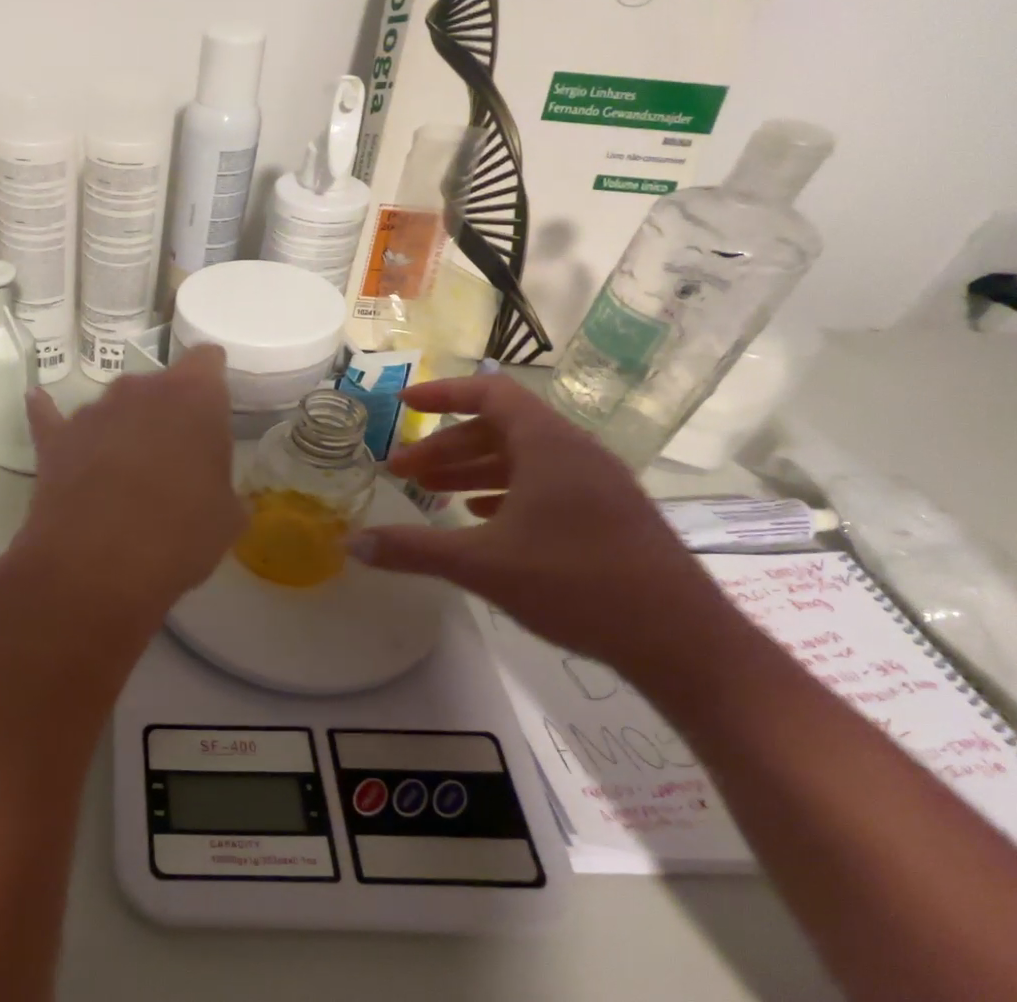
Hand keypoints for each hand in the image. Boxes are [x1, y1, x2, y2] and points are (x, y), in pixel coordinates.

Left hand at [0, 345, 245, 655]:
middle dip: (165, 414)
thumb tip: (211, 493)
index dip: (210, 383)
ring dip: (121, 429)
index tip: (211, 412)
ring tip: (123, 474)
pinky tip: (40, 405)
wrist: (95, 565)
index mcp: (194, 397)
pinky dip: (50, 414)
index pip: (207, 361)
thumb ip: (221, 487)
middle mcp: (140, 390)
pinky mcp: (53, 439)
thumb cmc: (178, 538)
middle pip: (157, 387)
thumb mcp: (226, 518)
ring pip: (113, 407)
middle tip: (173, 460)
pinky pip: (51, 417)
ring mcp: (91, 411)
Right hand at [347, 375, 733, 671]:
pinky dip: (506, 491)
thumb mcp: (481, 565)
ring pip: (524, 458)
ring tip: (433, 493)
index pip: (491, 393)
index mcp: (548, 446)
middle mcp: (576, 453)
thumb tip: (353, 542)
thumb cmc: (576, 583)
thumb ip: (413, 550)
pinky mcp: (609, 514)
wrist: (678, 637)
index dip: (442, 393)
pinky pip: (547, 484)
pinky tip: (483, 518)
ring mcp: (598, 484)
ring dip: (473, 469)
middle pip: (501, 428)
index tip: (401, 404)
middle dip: (446, 445)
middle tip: (401, 471)